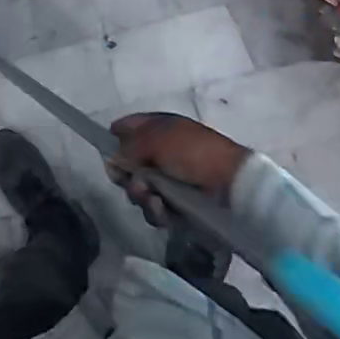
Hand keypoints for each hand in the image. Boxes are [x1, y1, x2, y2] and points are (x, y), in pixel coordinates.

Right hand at [106, 113, 250, 226]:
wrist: (230, 184)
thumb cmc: (193, 152)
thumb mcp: (157, 139)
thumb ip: (129, 147)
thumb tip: (112, 160)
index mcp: (158, 127)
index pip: (127, 128)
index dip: (116, 139)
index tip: (109, 153)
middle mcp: (160, 151)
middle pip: (128, 164)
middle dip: (127, 176)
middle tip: (135, 183)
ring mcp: (169, 179)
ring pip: (138, 189)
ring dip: (142, 196)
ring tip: (154, 200)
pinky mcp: (176, 205)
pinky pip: (154, 208)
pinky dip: (156, 211)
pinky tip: (163, 211)